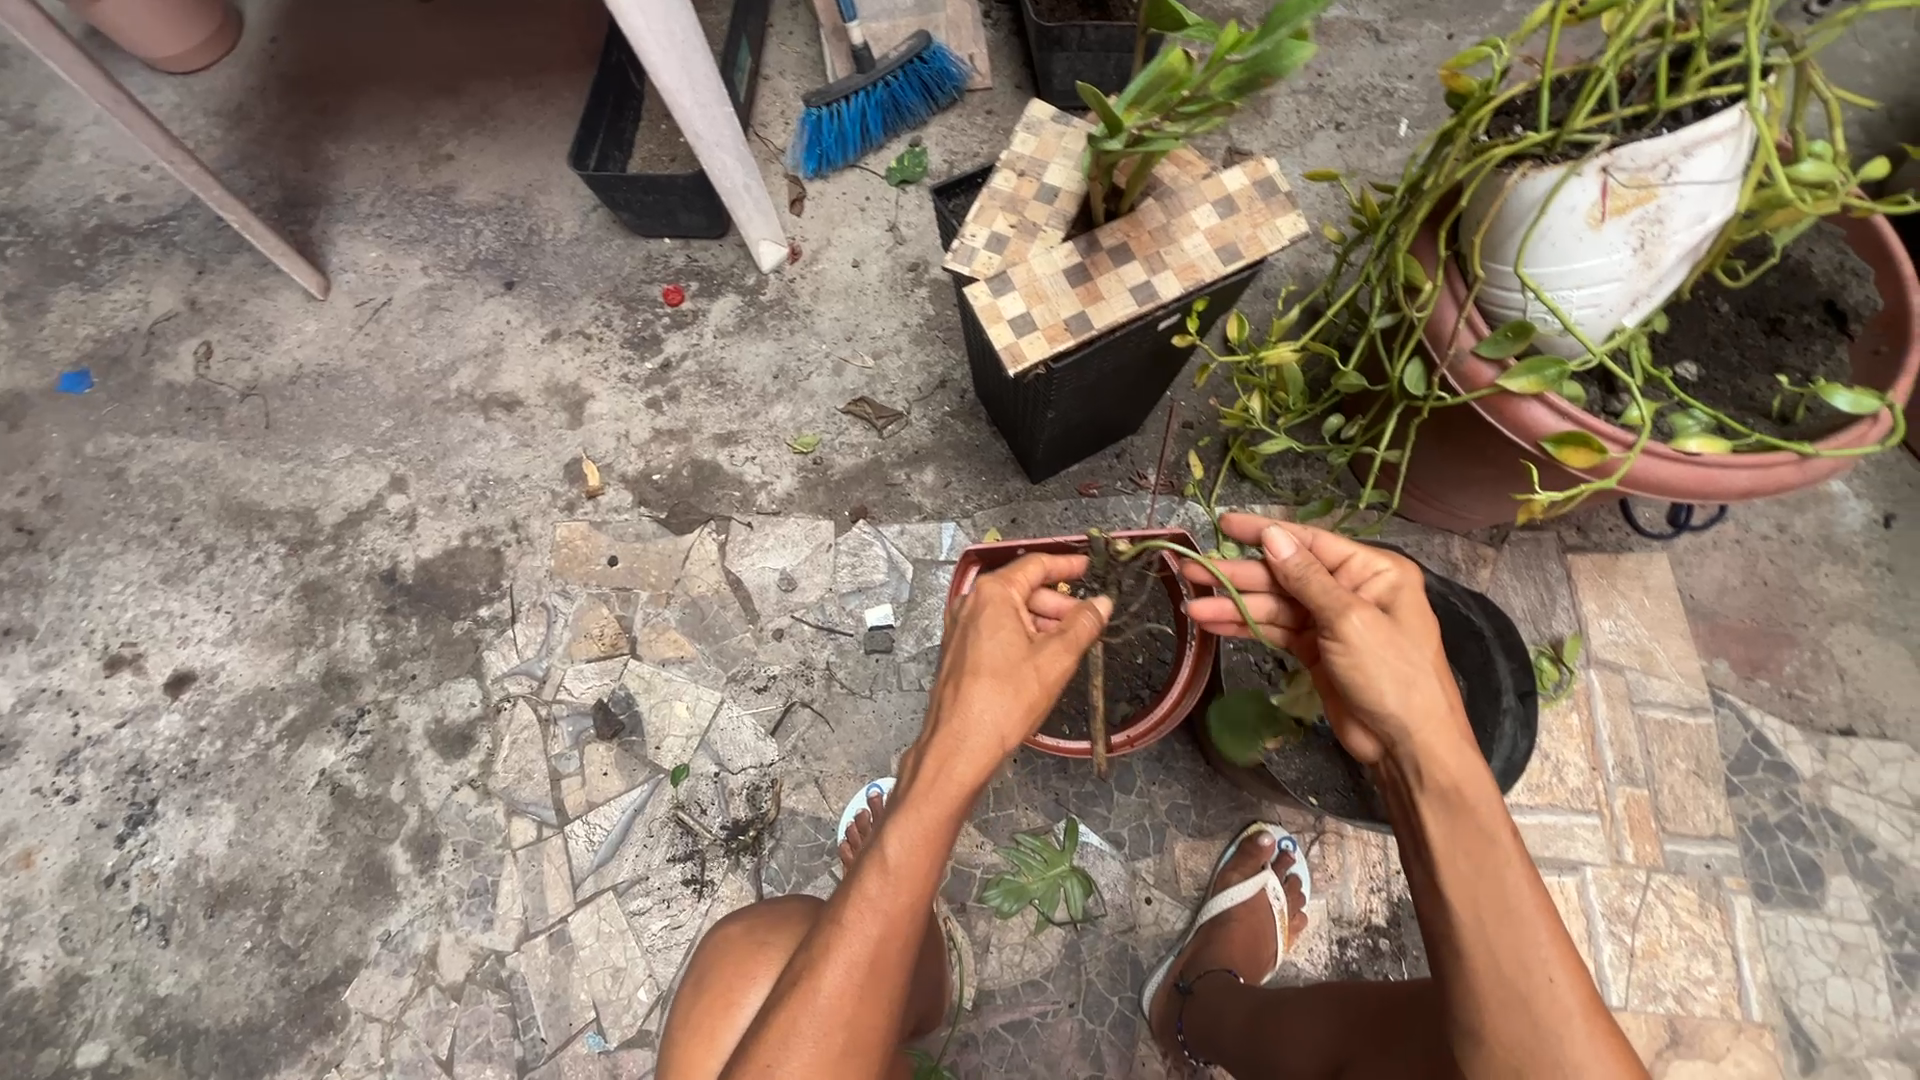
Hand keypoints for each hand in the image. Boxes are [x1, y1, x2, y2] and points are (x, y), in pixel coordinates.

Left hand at [903, 554, 1111, 791]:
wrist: (960, 744)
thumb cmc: (1005, 700)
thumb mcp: (1056, 659)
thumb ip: (1083, 625)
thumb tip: (1101, 603)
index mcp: (992, 593)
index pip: (1035, 565)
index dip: (1067, 565)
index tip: (1089, 567)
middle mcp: (971, 603)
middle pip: (1023, 589)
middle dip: (1058, 603)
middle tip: (1088, 621)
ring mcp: (961, 627)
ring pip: (1010, 612)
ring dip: (1042, 623)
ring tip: (1070, 645)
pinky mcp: (959, 650)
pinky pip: (997, 630)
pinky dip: (1023, 636)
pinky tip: (1042, 658)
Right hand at [1181, 514, 1473, 766]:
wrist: (1408, 745)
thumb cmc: (1393, 675)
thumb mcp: (1349, 620)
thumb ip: (1305, 577)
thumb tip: (1271, 536)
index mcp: (1371, 571)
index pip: (1308, 542)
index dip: (1263, 533)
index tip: (1223, 524)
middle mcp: (1349, 588)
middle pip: (1283, 574)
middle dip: (1237, 576)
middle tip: (1192, 572)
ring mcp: (1329, 620)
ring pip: (1273, 604)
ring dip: (1234, 606)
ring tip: (1193, 608)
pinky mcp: (1314, 648)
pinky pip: (1274, 629)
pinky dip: (1245, 627)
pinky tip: (1213, 625)